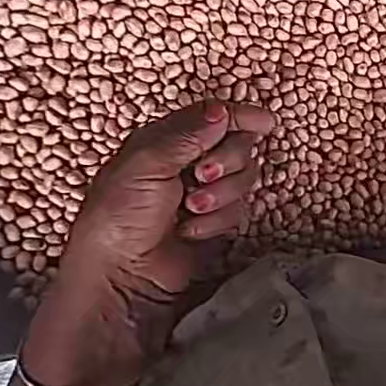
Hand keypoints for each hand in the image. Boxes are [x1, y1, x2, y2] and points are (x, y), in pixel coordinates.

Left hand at [23, 100, 276, 385]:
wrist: (124, 274)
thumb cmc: (119, 217)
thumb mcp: (144, 166)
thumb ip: (186, 136)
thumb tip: (221, 111)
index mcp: (165, 140)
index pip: (213, 117)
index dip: (241, 117)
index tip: (266, 123)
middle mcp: (188, 162)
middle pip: (238, 146)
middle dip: (227, 162)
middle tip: (201, 176)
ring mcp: (206, 192)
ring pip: (244, 179)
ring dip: (222, 195)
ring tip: (191, 210)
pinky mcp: (218, 220)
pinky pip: (240, 210)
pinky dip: (219, 220)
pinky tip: (192, 231)